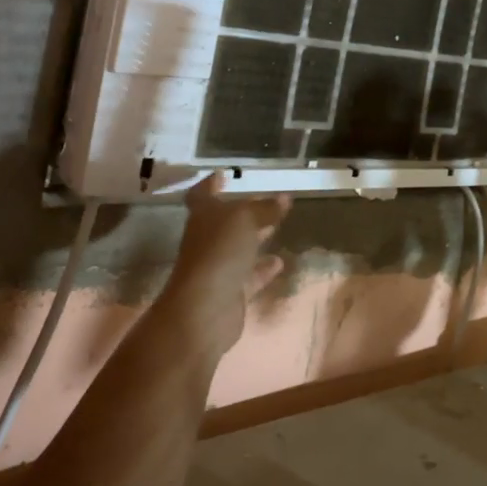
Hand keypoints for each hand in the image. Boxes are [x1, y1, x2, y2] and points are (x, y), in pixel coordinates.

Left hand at [159, 173, 289, 353]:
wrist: (205, 311)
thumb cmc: (219, 253)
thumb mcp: (245, 220)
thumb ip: (265, 208)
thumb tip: (284, 198)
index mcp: (203, 216)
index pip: (202, 194)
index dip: (211, 183)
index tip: (224, 174)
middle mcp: (207, 239)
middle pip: (225, 221)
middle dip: (244, 211)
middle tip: (268, 200)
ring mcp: (218, 267)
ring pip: (239, 248)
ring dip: (255, 238)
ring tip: (278, 226)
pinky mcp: (230, 293)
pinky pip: (249, 276)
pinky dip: (263, 268)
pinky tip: (280, 262)